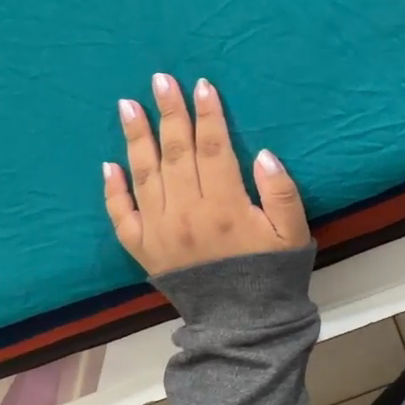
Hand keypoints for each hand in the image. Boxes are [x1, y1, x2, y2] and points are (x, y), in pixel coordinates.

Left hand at [102, 75, 311, 275]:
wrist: (245, 324)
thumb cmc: (274, 274)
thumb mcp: (294, 234)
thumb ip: (282, 194)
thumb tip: (262, 155)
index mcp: (225, 208)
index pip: (215, 150)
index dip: (209, 116)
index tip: (202, 86)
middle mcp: (186, 214)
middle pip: (176, 154)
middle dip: (170, 114)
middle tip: (160, 80)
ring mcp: (160, 232)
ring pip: (145, 175)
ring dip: (136, 138)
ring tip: (128, 106)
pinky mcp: (143, 250)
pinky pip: (122, 215)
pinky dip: (113, 189)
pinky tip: (110, 163)